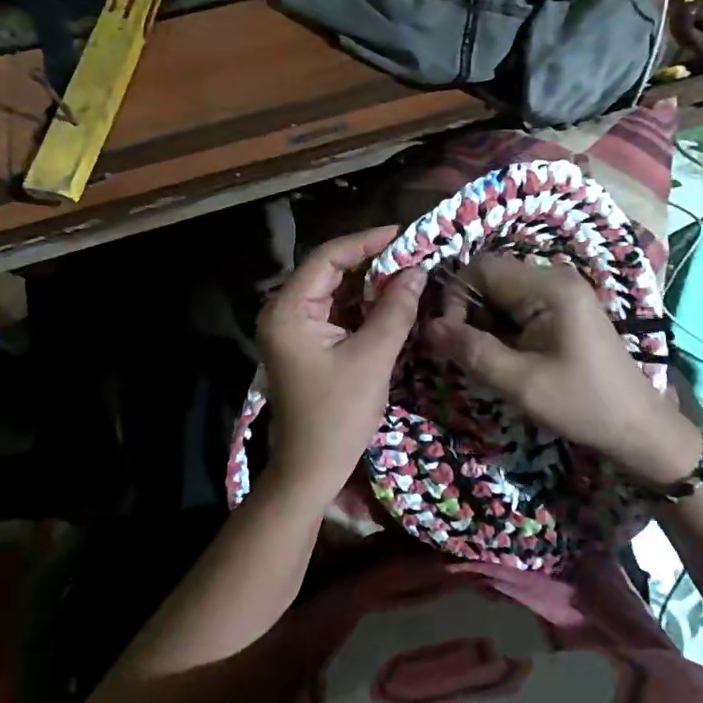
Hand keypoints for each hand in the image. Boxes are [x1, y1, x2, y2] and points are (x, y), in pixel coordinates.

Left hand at [257, 228, 425, 500]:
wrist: (310, 470)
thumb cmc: (337, 416)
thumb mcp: (372, 359)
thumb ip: (395, 311)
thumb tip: (418, 271)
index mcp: (288, 310)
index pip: (327, 258)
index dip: (365, 241)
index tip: (403, 233)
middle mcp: (284, 312)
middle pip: (328, 271)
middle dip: (370, 261)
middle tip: (412, 252)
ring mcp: (293, 329)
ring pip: (334, 291)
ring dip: (369, 283)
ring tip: (408, 271)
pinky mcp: (305, 345)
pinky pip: (335, 313)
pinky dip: (362, 306)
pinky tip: (391, 300)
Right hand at [424, 255, 697, 485]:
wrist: (635, 426)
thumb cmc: (581, 403)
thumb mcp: (519, 382)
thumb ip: (472, 350)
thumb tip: (429, 327)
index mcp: (550, 286)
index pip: (481, 268)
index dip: (456, 297)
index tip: (451, 338)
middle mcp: (555, 277)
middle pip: (491, 277)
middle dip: (470, 312)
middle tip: (467, 353)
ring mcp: (562, 292)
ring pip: (501, 293)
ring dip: (485, 323)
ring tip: (489, 360)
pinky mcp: (563, 308)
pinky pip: (518, 305)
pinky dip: (503, 328)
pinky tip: (508, 358)